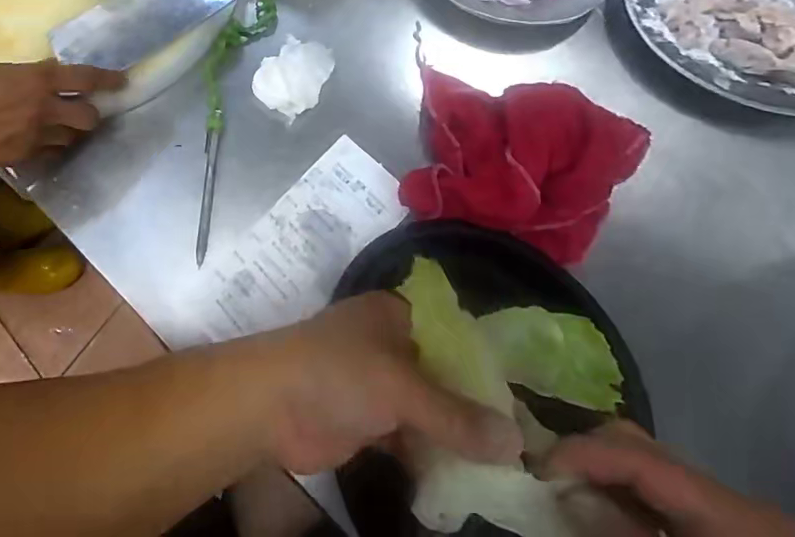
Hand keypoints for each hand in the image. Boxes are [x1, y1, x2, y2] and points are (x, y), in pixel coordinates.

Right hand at [0, 61, 126, 168]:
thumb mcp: (4, 72)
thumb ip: (34, 75)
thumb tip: (55, 74)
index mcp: (39, 78)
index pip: (85, 78)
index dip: (108, 80)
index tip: (123, 82)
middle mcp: (44, 106)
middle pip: (89, 116)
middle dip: (91, 116)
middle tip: (85, 113)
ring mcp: (35, 134)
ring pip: (71, 138)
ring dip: (70, 133)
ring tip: (59, 129)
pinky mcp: (24, 156)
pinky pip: (50, 152)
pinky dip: (50, 147)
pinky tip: (40, 142)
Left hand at [245, 293, 523, 474]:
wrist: (270, 404)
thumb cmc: (337, 374)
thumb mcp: (402, 387)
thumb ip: (457, 415)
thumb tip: (518, 442)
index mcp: (393, 315)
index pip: (451, 332)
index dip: (486, 362)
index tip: (525, 396)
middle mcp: (386, 344)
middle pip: (441, 373)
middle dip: (474, 405)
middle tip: (523, 442)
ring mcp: (374, 384)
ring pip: (425, 408)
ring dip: (454, 435)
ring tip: (505, 466)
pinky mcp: (365, 421)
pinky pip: (408, 437)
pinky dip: (430, 455)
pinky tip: (463, 479)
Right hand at [544, 422, 794, 536]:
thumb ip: (615, 533)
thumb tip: (561, 495)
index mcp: (733, 514)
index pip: (637, 454)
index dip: (579, 454)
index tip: (536, 473)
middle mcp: (735, 501)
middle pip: (639, 447)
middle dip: (586, 460)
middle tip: (546, 485)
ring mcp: (731, 515)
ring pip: (645, 466)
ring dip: (600, 478)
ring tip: (566, 500)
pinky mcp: (723, 530)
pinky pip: (659, 497)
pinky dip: (623, 500)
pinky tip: (601, 517)